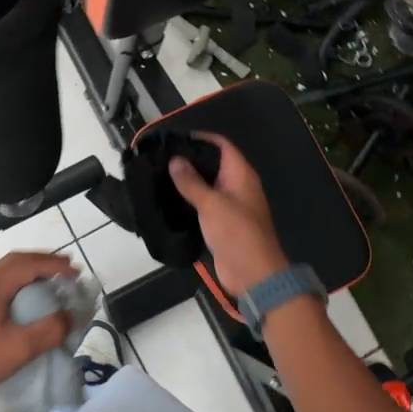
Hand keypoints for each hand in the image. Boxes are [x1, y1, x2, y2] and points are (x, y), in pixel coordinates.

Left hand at [0, 251, 78, 399]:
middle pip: (16, 259)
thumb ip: (49, 331)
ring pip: (5, 268)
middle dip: (43, 260)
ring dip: (29, 267)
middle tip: (66, 267)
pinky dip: (17, 277)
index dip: (55, 265)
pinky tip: (25, 294)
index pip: (29, 265)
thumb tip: (71, 316)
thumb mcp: (20, 348)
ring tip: (50, 277)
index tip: (76, 271)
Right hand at [170, 133, 288, 295]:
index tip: (175, 138)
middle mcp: (237, 185)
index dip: (201, 138)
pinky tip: (168, 198)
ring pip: (207, 185)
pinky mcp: (221, 222)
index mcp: (241, 175)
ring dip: (187, 180)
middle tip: (161, 156)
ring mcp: (230, 205)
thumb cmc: (237, 232)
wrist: (253, 273)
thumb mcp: (211, 203)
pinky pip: (204, 204)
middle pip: (213, 164)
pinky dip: (189, 199)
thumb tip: (175, 160)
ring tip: (159, 174)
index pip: (222, 145)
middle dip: (190, 159)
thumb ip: (191, 181)